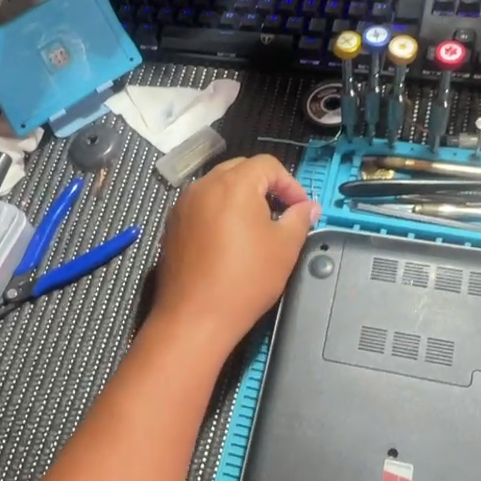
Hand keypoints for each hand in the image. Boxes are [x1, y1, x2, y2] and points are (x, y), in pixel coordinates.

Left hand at [150, 155, 318, 353]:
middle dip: (264, 186)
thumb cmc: (245, 280)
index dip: (290, 183)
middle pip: (239, 170)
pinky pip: (200, 206)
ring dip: (240, 198)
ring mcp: (183, 206)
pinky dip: (218, 213)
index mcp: (233, 184)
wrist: (195, 316)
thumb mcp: (284, 248)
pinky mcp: (172, 226)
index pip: (267, 164)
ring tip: (255, 228)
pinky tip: (228, 241)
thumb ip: (299, 219)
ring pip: (217, 187)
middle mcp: (203, 186)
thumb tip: (309, 207)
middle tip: (280, 213)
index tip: (300, 208)